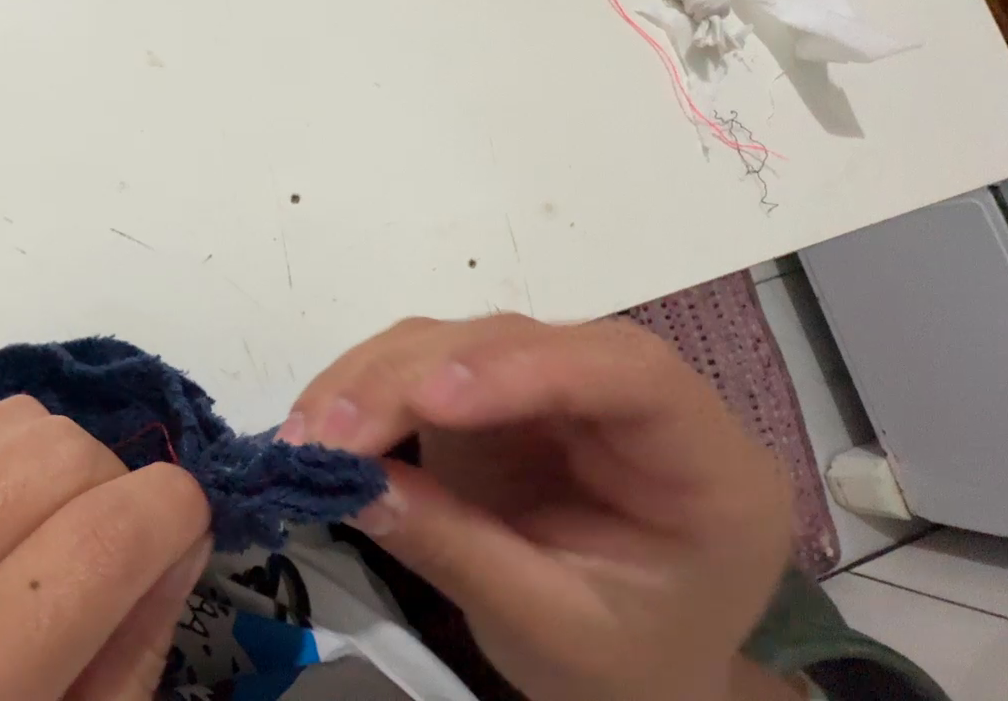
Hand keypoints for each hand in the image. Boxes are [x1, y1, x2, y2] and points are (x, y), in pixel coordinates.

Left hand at [0, 395, 211, 700]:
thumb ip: (138, 639)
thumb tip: (184, 522)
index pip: (97, 545)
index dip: (170, 510)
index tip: (190, 517)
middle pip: (55, 459)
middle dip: (116, 485)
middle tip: (114, 541)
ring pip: (13, 420)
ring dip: (62, 459)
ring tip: (53, 521)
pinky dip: (8, 446)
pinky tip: (1, 503)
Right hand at [281, 316, 795, 700]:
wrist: (617, 670)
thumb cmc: (619, 666)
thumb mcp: (551, 631)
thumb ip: (459, 551)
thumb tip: (349, 483)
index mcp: (700, 463)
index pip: (626, 373)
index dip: (523, 369)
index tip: (429, 402)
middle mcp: (622, 401)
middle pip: (513, 342)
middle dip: (409, 379)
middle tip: (328, 434)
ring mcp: (546, 388)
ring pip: (449, 340)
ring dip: (369, 378)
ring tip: (308, 435)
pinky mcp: (485, 394)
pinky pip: (414, 365)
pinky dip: (360, 391)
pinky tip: (321, 426)